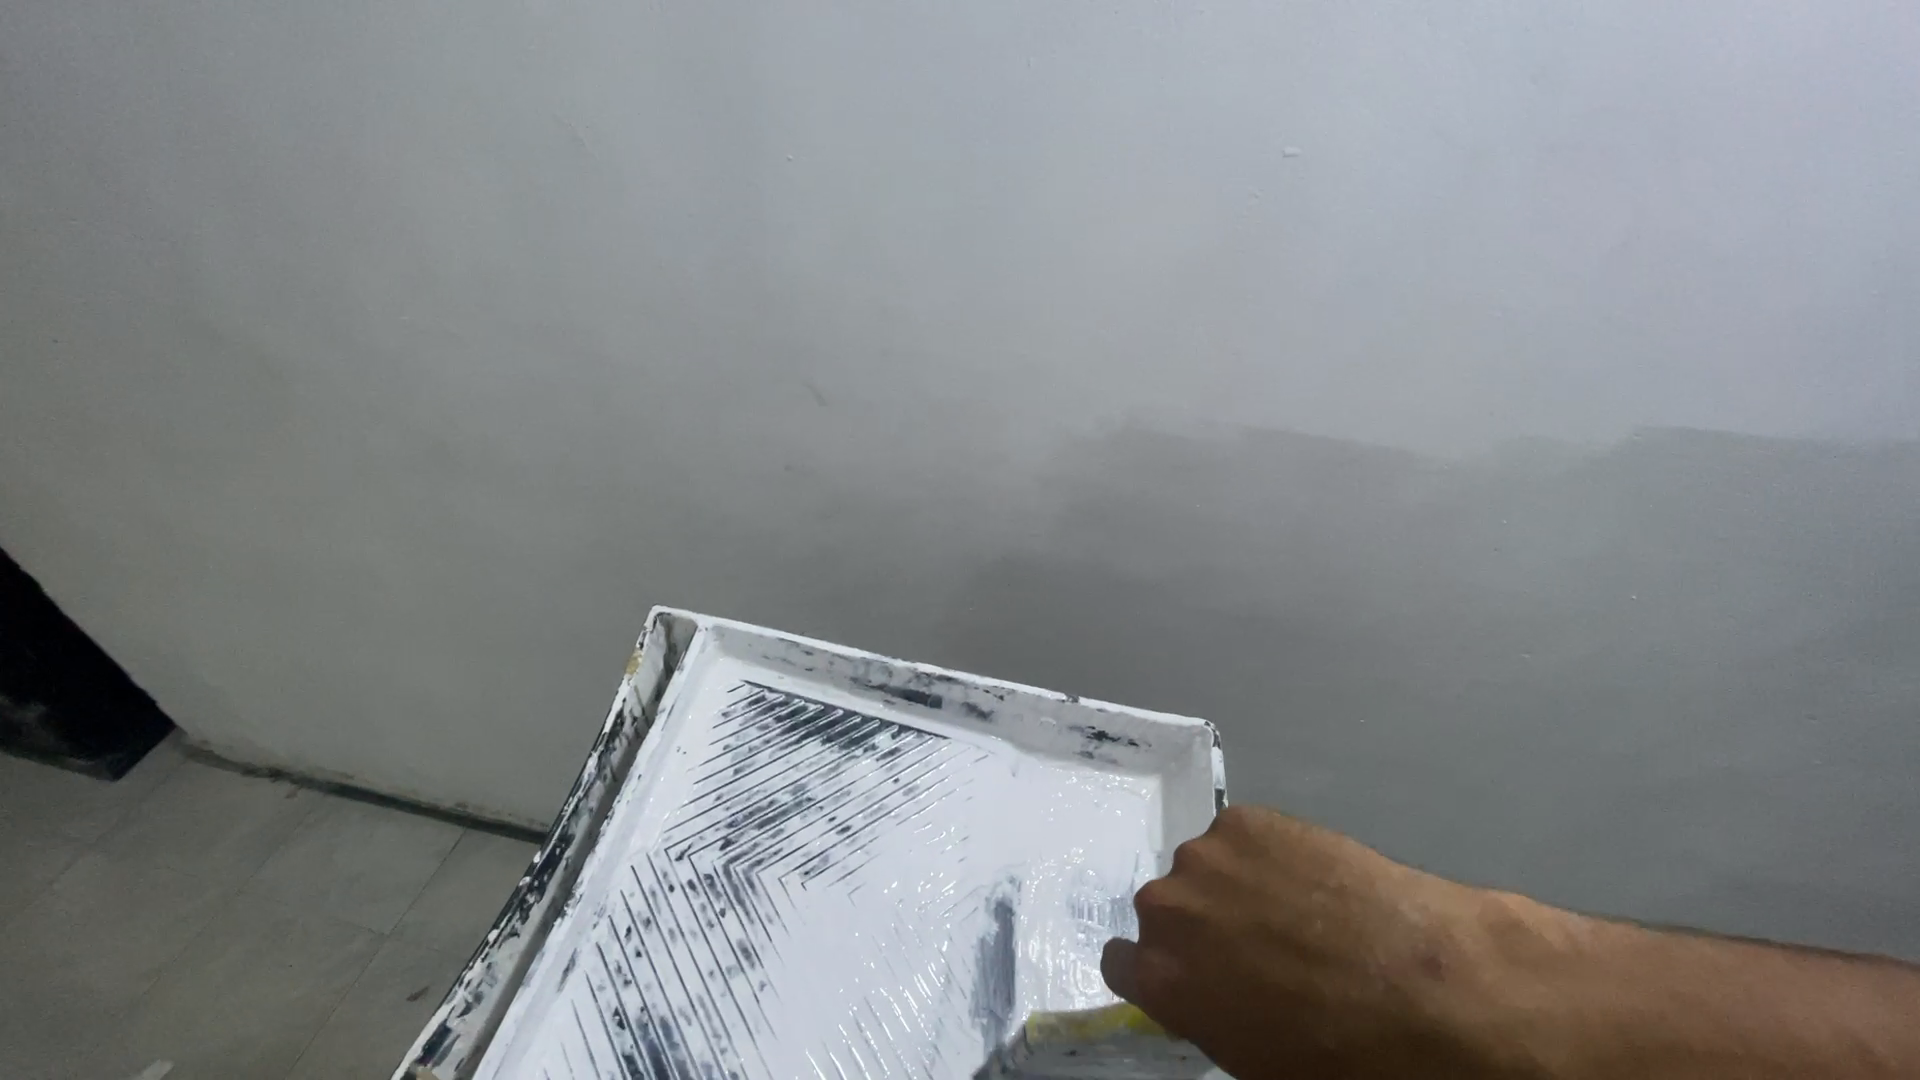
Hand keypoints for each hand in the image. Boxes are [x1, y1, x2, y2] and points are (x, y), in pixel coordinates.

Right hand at [1100, 805, 1517, 1079]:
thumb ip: (1205, 1015)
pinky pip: (1239, 836)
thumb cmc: (1342, 1051)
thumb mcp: (1255, 1061)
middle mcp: (1166, 908)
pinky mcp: (1244, 818)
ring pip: (1204, 869)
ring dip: (1232, 884)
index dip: (1157, 967)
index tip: (1190, 971)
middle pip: (1165, 911)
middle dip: (1200, 924)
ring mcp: (1204, 855)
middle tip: (1256, 942)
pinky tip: (1309, 875)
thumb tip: (1209, 995)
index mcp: (1162, 976)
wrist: (1424, 984)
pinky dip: (1263, 853)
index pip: (1121, 962)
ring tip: (1293, 905)